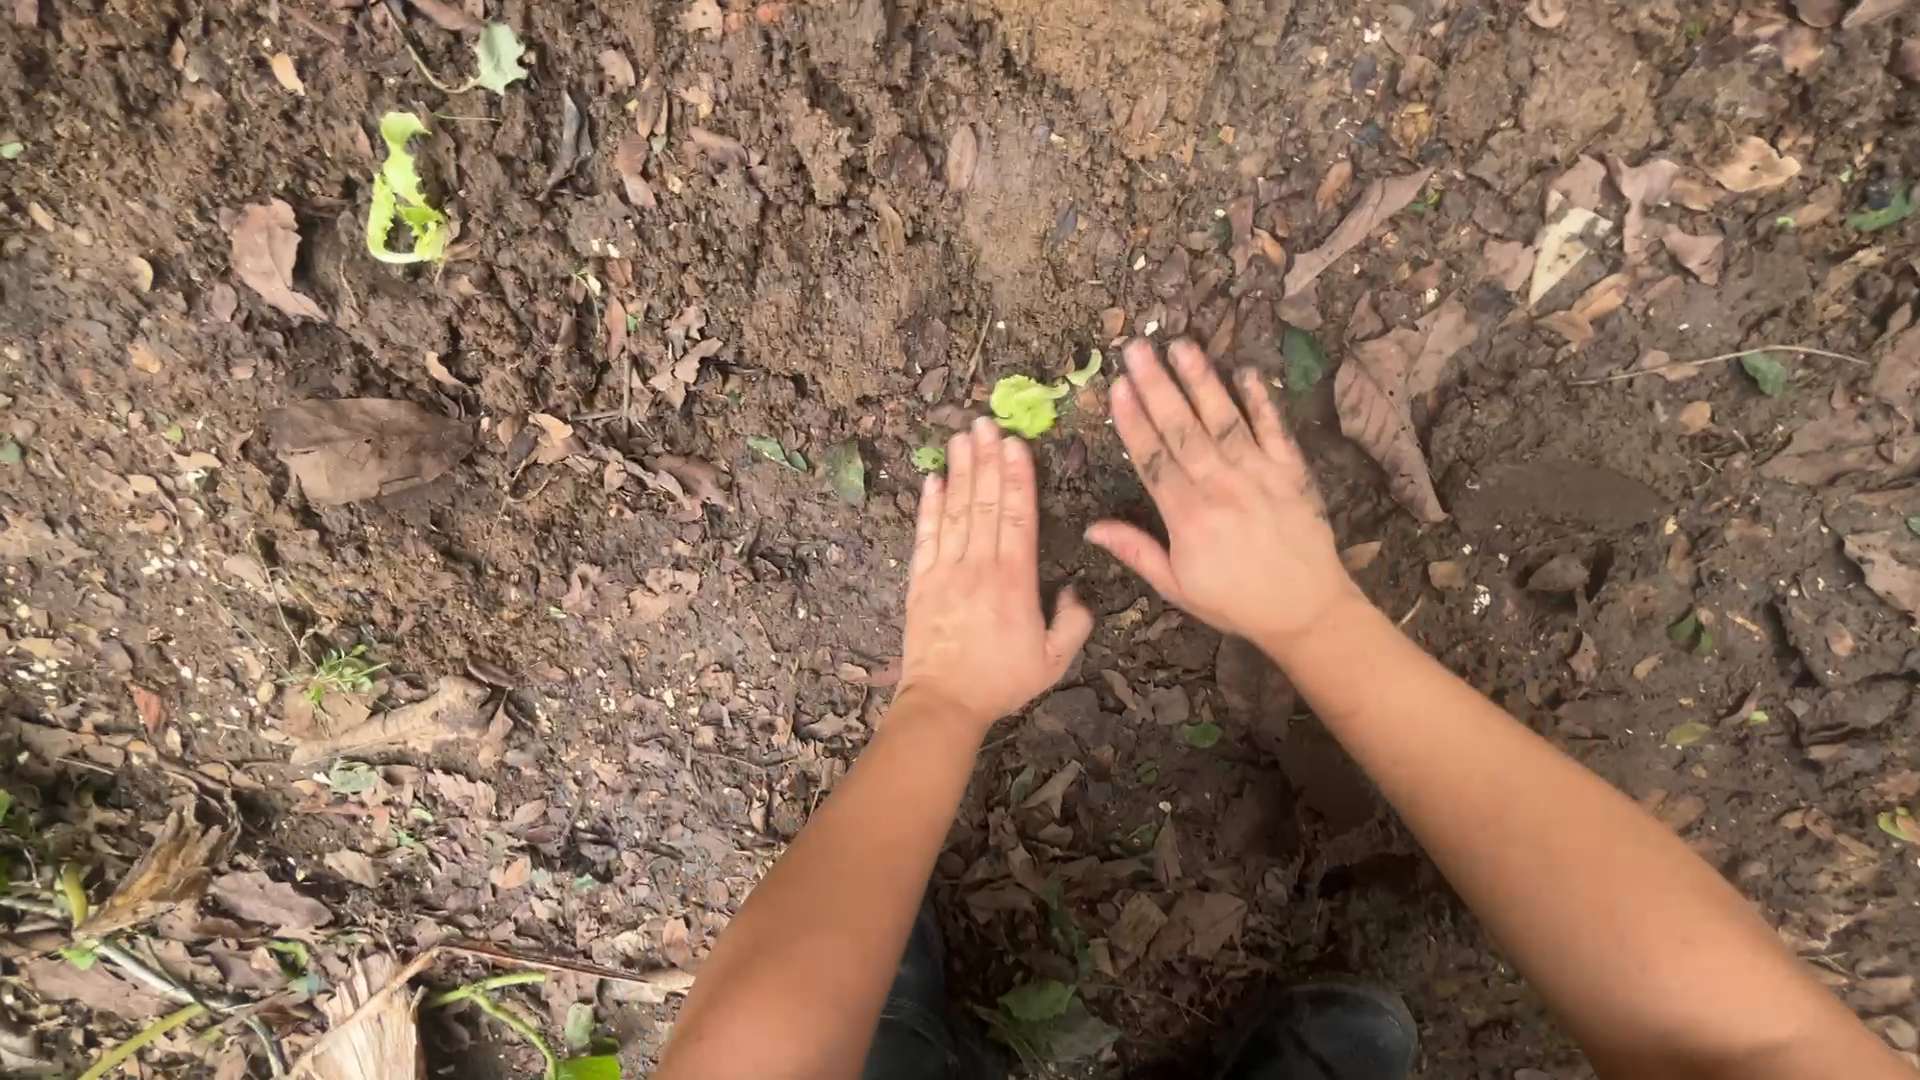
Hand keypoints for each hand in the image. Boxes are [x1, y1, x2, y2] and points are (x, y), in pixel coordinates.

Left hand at [900, 419, 1093, 728]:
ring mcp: (945, 570)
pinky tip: (932, 480)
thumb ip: (1073, 624)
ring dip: (959, 472)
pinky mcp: (920, 581)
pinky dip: (928, 506)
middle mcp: (979, 566)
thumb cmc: (1001, 682)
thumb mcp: (1054, 661)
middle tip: (986, 423)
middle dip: (987, 460)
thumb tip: (1076, 592)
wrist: (944, 702)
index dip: (1017, 477)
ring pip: (955, 511)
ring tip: (961, 437)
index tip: (1016, 444)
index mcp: (1015, 581)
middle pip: (985, 503)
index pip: (1018, 516)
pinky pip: (925, 536)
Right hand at [1087, 339, 1365, 655]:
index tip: (1116, 388)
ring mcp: (1259, 475)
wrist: (1307, 611)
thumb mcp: (1175, 586)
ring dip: (1202, 381)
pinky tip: (1246, 372)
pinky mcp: (1291, 472)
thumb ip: (1135, 551)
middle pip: (1182, 430)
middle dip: (1157, 386)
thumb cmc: (1234, 601)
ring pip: (1224, 420)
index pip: (1153, 459)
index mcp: (1188, 517)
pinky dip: (1261, 401)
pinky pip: (1274, 430)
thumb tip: (1091, 529)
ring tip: (1181, 346)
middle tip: (1137, 349)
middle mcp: (1221, 488)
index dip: (1132, 421)